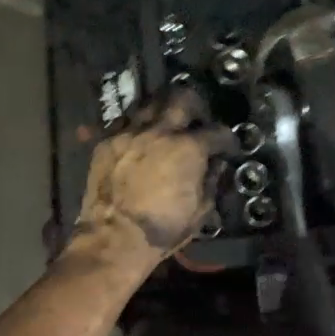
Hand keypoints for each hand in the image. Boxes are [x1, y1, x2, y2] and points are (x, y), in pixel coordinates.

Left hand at [74, 88, 234, 262]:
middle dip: (195, 105)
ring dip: (162, 112)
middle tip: (197, 119)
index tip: (228, 147)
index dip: (227, 139)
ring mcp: (129, 133)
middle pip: (182, 98)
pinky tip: (140, 141)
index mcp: (188, 148)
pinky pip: (124, 124)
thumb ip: (211, 181)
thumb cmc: (163, 229)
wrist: (115, 237)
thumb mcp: (201, 211)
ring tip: (166, 125)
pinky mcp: (106, 142)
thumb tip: (215, 165)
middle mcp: (159, 131)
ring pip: (149, 105)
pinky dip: (137, 128)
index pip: (217, 131)